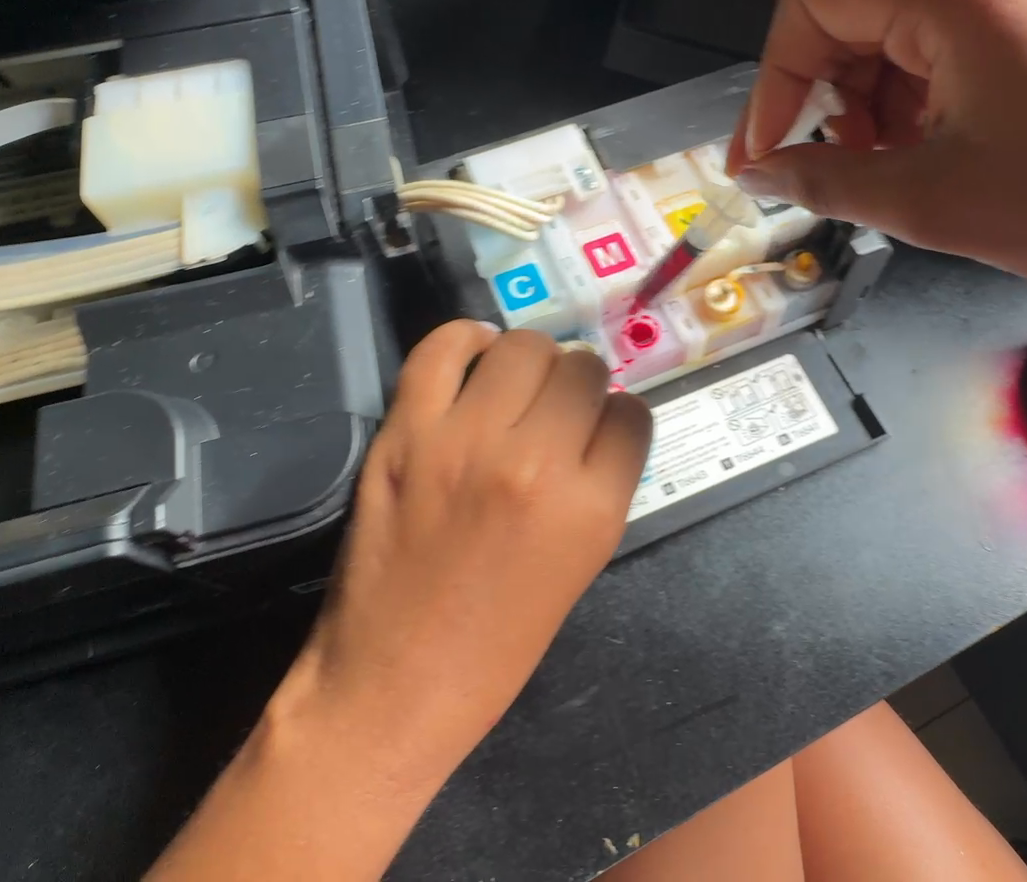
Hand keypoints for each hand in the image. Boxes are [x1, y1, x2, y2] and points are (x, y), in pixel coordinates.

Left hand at [148, 323, 651, 881]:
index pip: (631, 413)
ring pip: (523, 347)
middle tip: (555, 408)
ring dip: (530, 360)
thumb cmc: (498, 646)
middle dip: (580, 384)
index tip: (598, 427)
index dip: (617, 417)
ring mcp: (466, 441)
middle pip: (582, 369)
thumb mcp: (580, 566)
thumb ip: (598, 485)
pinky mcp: (405, 433)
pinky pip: (442, 347)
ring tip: (514, 386)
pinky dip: (465, 341)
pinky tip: (473, 359)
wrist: (395, 684)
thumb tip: (595, 417)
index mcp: (593, 508)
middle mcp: (537, 462)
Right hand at [727, 0, 1026, 300]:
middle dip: (833, 95)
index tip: (764, 150)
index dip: (773, 80)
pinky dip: (931, 84)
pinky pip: (961, 24)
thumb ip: (826, 179)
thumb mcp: (934, 203)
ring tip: (905, 167)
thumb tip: (765, 170)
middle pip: (859, 3)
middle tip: (842, 169)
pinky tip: (950, 143)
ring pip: (907, 18)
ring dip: (882, 97)